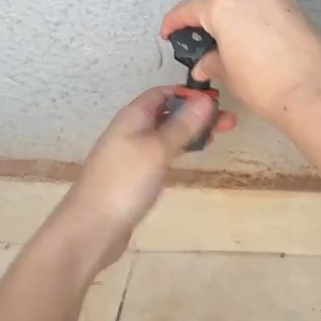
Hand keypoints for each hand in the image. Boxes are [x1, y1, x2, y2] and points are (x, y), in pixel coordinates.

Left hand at [47, 86, 235, 270]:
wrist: (92, 228)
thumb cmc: (125, 182)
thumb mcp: (158, 149)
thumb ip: (182, 124)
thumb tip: (206, 99)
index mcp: (133, 116)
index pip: (163, 92)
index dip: (189, 93)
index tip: (216, 102)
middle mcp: (131, 130)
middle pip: (167, 113)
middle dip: (196, 114)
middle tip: (228, 123)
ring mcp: (132, 154)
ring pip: (166, 134)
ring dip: (191, 132)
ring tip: (217, 138)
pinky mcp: (135, 176)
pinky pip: (161, 154)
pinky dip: (179, 151)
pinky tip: (192, 158)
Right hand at [160, 0, 320, 122]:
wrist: (315, 89)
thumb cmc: (265, 83)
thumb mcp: (229, 73)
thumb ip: (212, 61)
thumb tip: (204, 64)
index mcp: (224, 4)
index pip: (190, 9)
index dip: (175, 22)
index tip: (168, 33)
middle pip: (218, 0)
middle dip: (206, 18)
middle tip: (200, 41)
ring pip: (243, 0)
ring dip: (232, 16)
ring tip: (227, 41)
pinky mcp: (294, 5)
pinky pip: (264, 6)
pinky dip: (254, 18)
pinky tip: (251, 39)